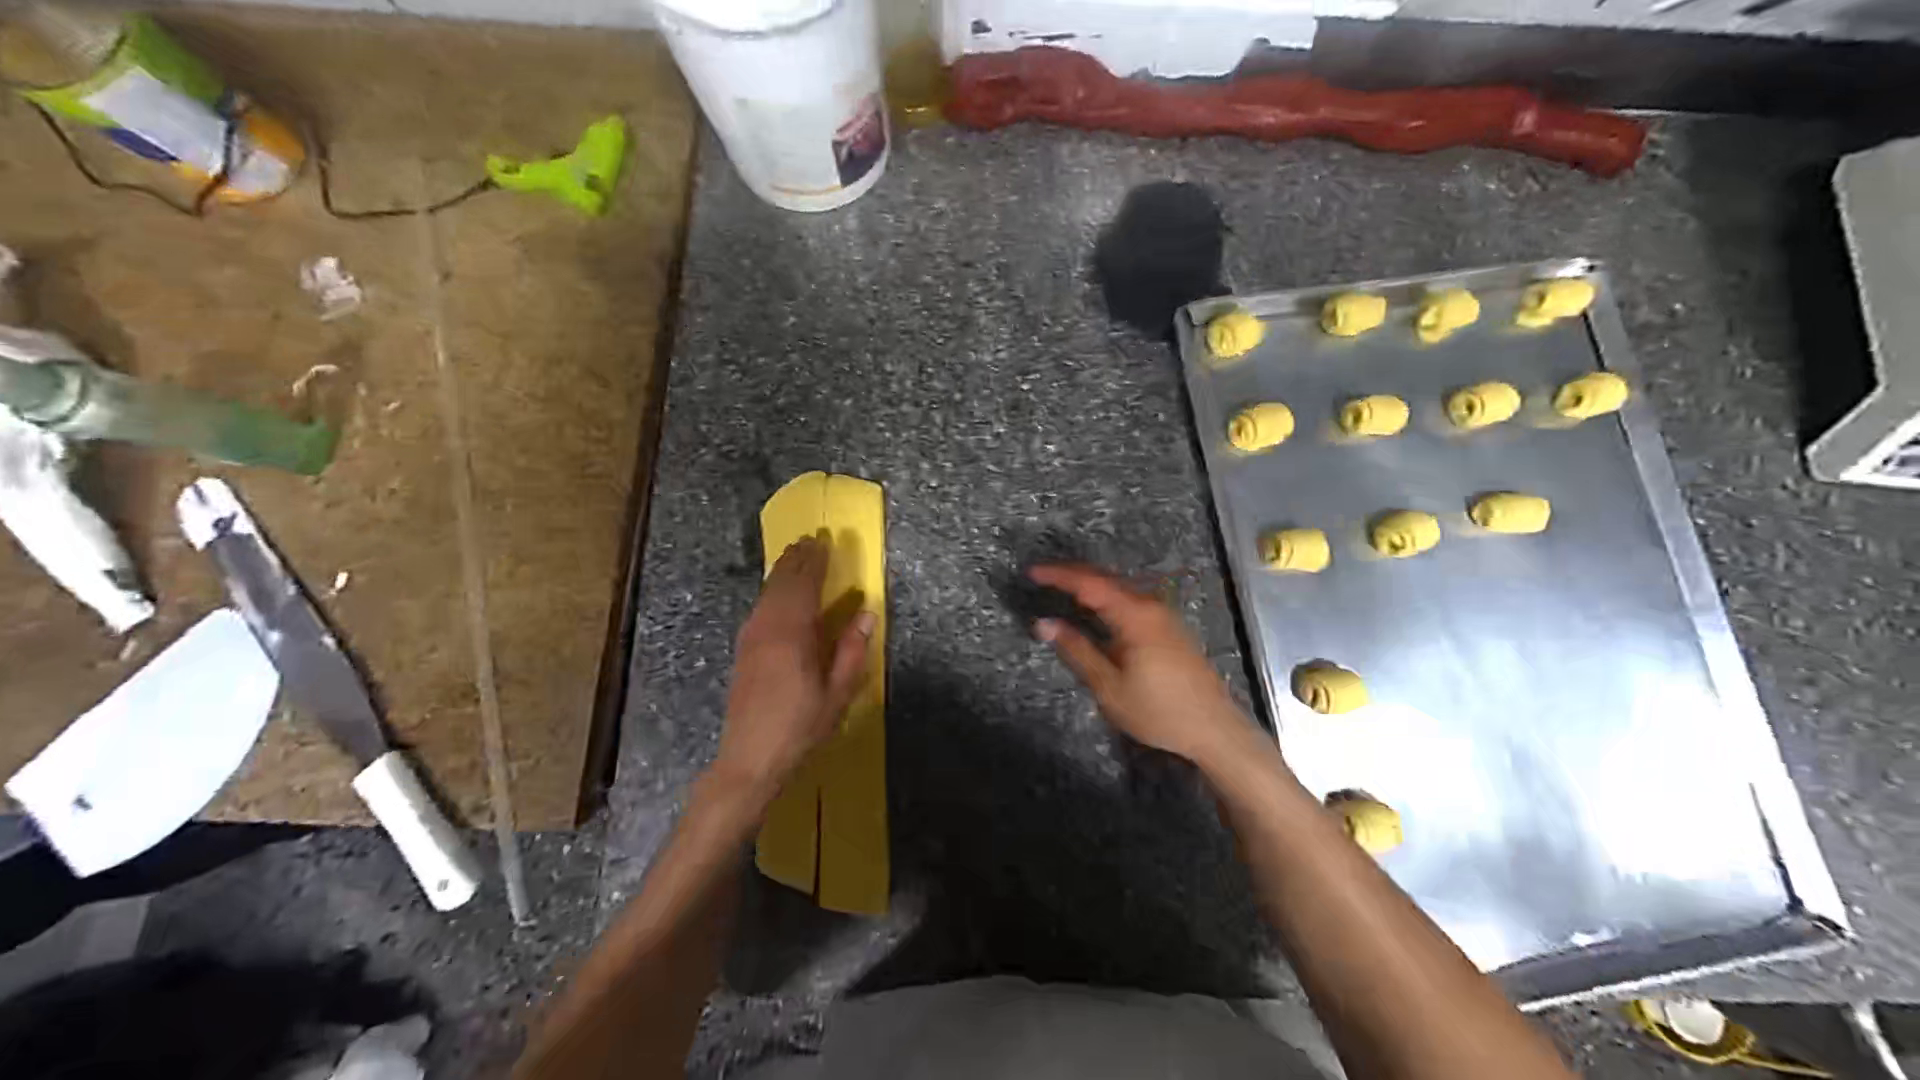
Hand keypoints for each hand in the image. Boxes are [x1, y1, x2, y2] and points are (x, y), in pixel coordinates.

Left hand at [716, 535, 875, 792]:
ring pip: (767, 593)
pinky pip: (760, 606)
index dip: (815, 562)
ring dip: (782, 571)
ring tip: (794, 555)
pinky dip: (771, 590)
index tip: (824, 541)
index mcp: (792, 633)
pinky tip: (777, 592)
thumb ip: (852, 651)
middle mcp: (767, 627)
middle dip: (796, 559)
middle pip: (781, 582)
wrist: (749, 758)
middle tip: (809, 539)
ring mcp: (751, 637)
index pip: (804, 585)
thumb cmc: (800, 727)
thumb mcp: (837, 694)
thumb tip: (866, 614)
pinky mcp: (744, 649)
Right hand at [1029, 564, 1258, 768]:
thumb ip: (1076, 650)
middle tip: (1041, 576)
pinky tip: (1095, 607)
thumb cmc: (1159, 712)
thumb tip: (1044, 623)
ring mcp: (1164, 616)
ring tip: (1061, 587)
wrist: (1215, 728)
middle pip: (1106, 579)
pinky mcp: (1170, 627)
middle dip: (1072, 574)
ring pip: (1120, 588)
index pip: (1089, 584)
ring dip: (1090, 584)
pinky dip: (1106, 596)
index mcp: (1135, 617)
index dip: (1058, 576)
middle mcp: (1151, 607)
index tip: (1032, 572)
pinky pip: (1131, 600)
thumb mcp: (1109, 687)